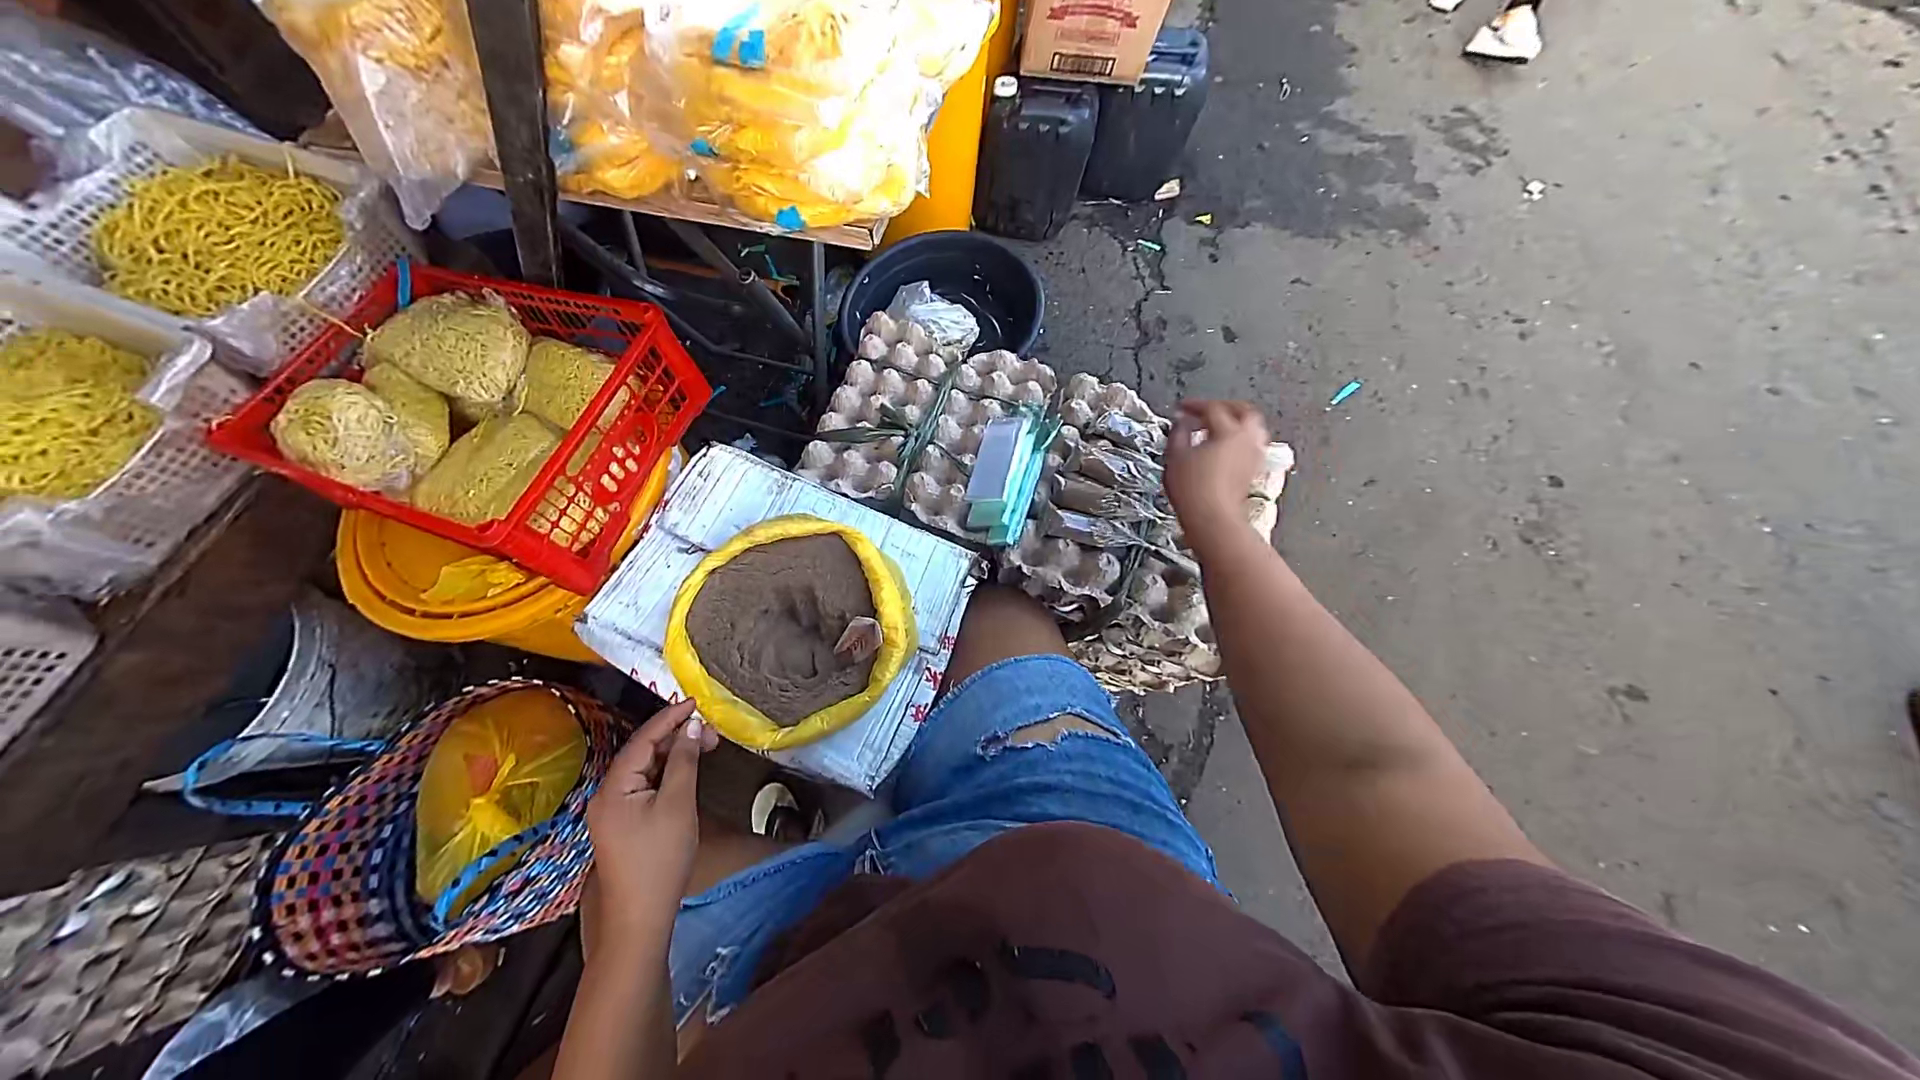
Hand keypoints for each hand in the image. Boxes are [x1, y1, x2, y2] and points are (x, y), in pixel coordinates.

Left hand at [584, 698, 718, 948]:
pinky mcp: (624, 822)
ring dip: (674, 754)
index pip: (643, 739)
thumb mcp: (678, 803)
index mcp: (613, 787)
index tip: (696, 701)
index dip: (670, 718)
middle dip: (676, 736)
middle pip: (643, 752)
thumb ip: (684, 761)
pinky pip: (645, 785)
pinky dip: (667, 773)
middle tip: (711, 731)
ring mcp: (614, 810)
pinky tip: (686, 770)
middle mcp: (607, 793)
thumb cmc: (660, 858)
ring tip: (705, 745)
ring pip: (645, 768)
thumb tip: (693, 727)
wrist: (640, 917)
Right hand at [1164, 399, 1271, 554]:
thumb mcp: (1175, 456)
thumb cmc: (1194, 491)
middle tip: (1207, 409)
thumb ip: (1179, 433)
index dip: (1194, 405)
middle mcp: (1247, 440)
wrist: (1212, 520)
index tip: (1182, 408)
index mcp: (1228, 431)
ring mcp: (1253, 455)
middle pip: (1243, 411)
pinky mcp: (1253, 470)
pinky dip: (1238, 439)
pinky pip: (1251, 444)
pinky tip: (1224, 447)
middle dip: (1225, 406)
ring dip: (1236, 422)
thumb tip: (1181, 424)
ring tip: (1218, 426)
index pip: (1212, 408)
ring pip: (1253, 427)